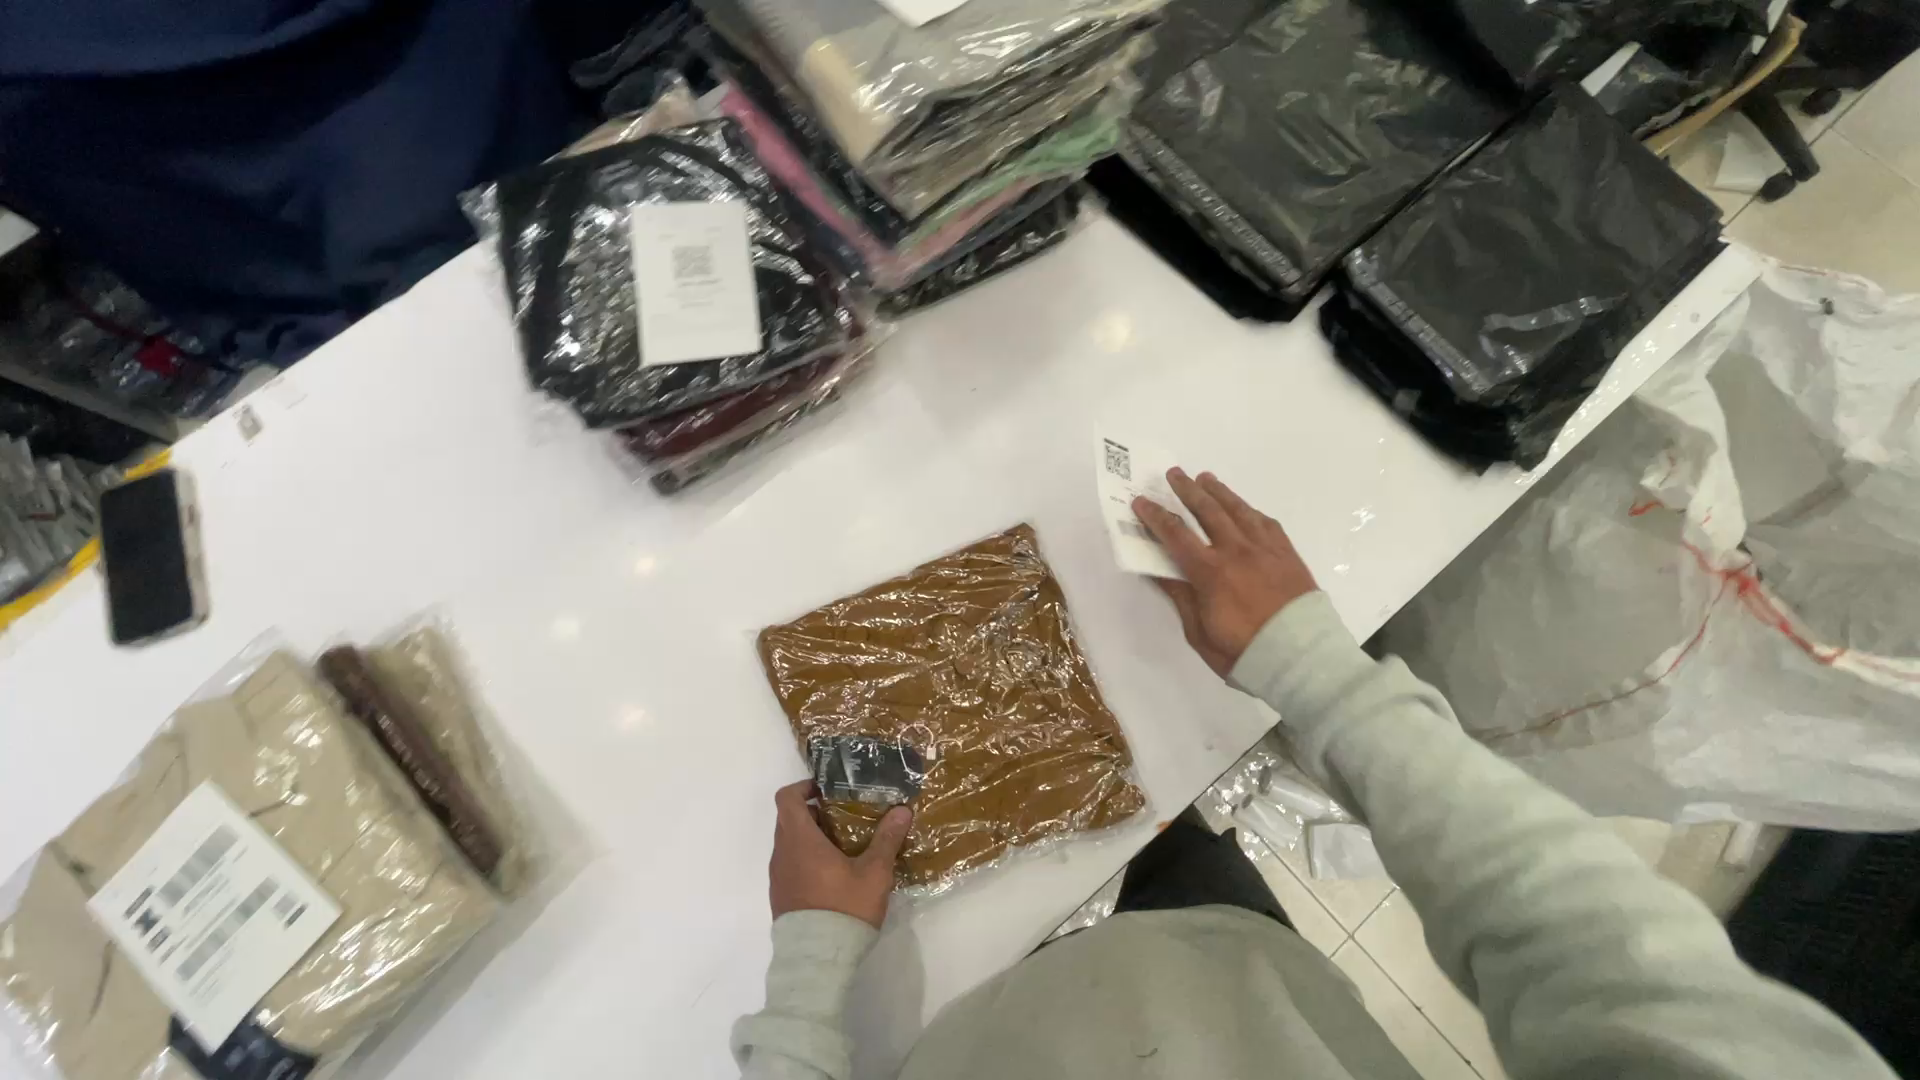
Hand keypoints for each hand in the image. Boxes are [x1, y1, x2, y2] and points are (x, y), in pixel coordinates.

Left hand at [768, 780, 912, 928]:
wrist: (817, 961)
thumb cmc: (843, 907)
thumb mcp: (873, 873)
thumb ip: (886, 839)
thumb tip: (902, 810)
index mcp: (800, 840)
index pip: (786, 798)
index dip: (803, 788)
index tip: (826, 791)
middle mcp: (782, 854)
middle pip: (788, 820)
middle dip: (813, 813)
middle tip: (844, 817)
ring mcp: (779, 877)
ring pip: (789, 844)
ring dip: (810, 838)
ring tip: (842, 846)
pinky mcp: (781, 898)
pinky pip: (790, 866)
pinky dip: (806, 860)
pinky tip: (833, 875)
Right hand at [1132, 469, 1318, 677]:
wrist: (1302, 659)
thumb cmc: (1244, 653)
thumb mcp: (1199, 633)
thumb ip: (1181, 597)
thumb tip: (1160, 570)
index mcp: (1210, 572)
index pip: (1175, 535)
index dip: (1155, 516)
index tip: (1141, 501)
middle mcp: (1236, 551)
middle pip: (1207, 511)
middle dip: (1187, 490)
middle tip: (1173, 473)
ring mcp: (1265, 550)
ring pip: (1238, 510)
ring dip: (1219, 491)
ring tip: (1205, 478)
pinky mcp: (1287, 554)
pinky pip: (1266, 523)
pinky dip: (1250, 511)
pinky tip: (1244, 507)